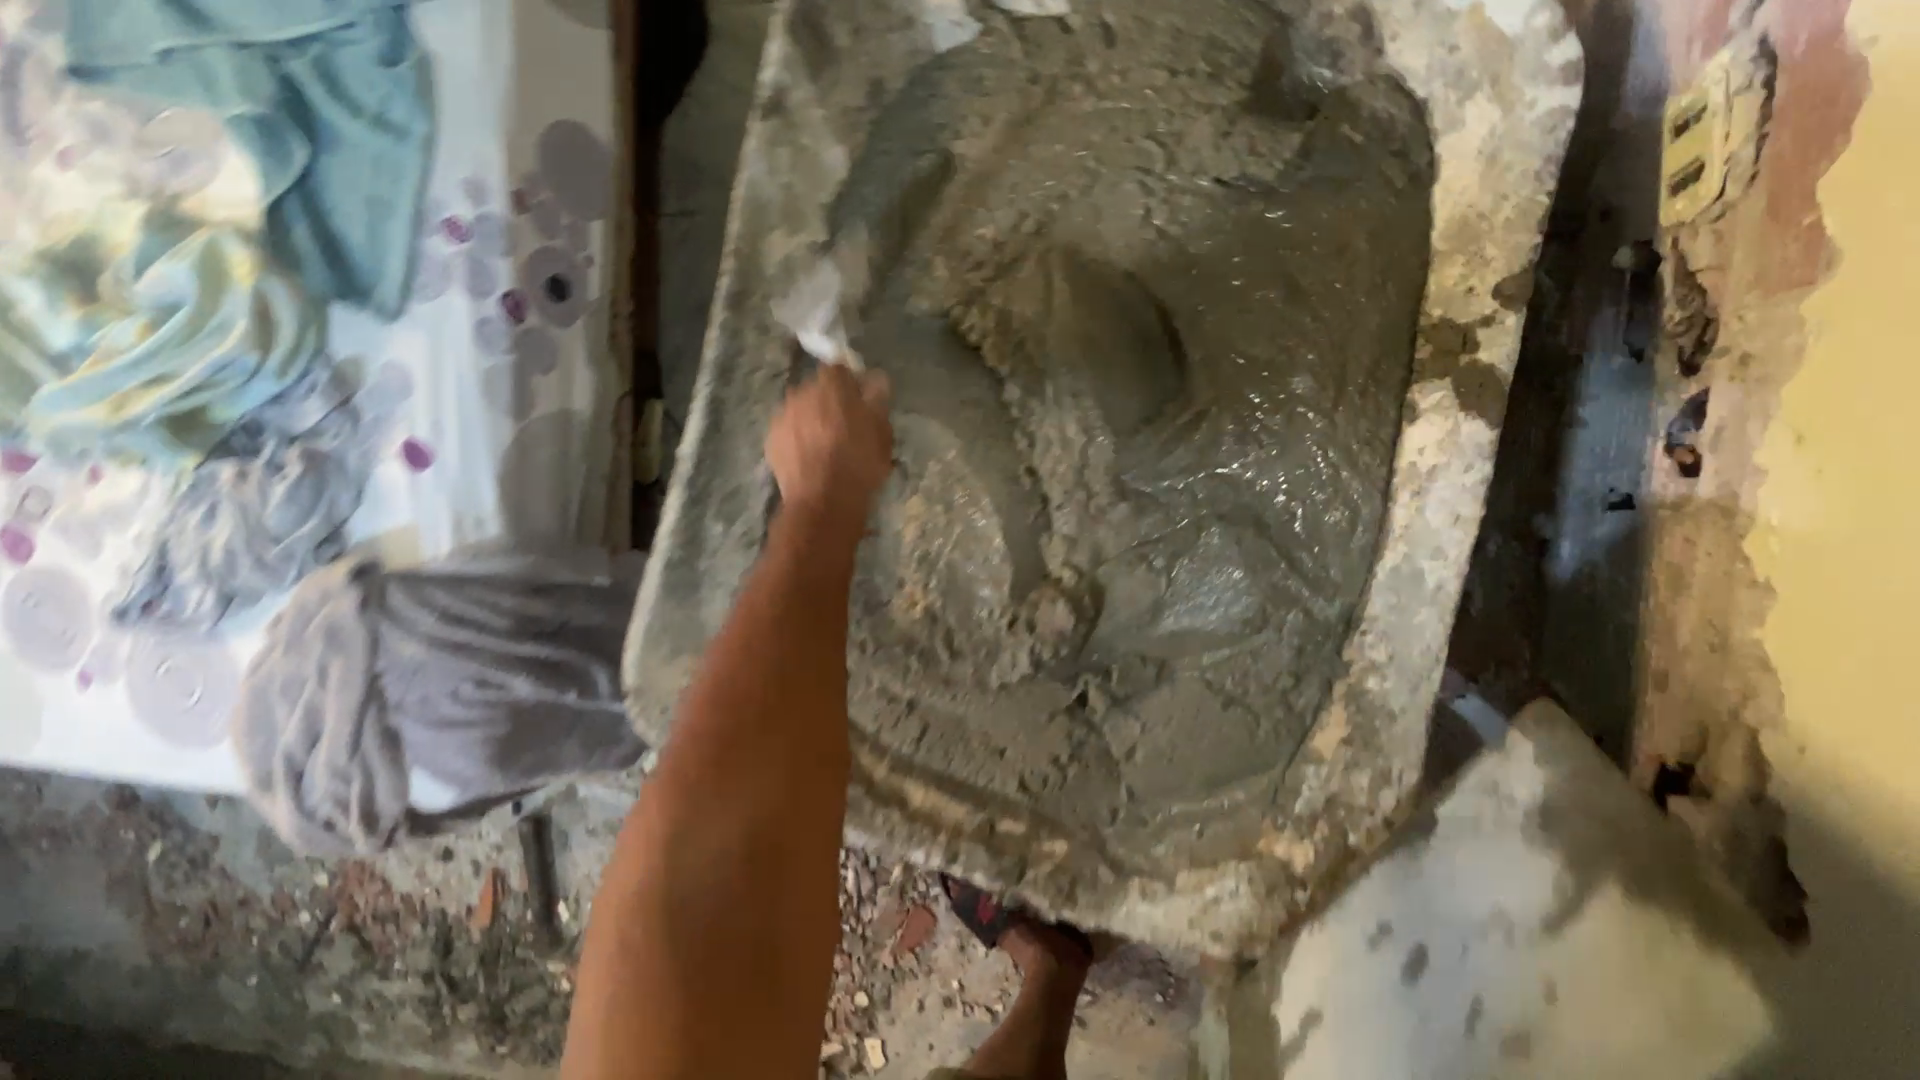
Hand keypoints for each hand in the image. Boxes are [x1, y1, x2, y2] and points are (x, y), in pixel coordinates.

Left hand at [765, 364, 893, 528]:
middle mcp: (801, 392)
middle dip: (828, 401)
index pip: (839, 369)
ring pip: (800, 409)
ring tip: (824, 445)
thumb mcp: (882, 433)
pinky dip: (797, 438)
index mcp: (831, 385)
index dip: (850, 383)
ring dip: (810, 419)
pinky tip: (809, 458)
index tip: (860, 401)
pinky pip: (788, 431)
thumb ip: (878, 400)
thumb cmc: (859, 465)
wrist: (823, 502)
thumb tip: (875, 379)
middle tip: (844, 426)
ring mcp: (782, 416)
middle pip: (816, 388)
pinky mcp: (771, 440)